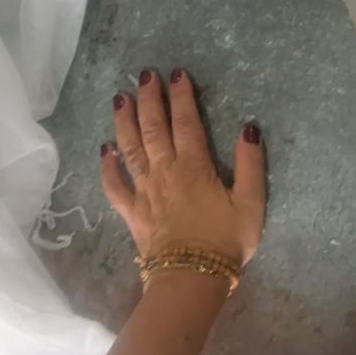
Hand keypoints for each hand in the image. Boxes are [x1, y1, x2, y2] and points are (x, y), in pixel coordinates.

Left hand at [102, 68, 264, 267]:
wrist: (192, 280)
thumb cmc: (226, 241)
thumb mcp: (251, 203)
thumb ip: (250, 165)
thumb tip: (248, 129)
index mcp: (194, 167)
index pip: (186, 122)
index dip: (182, 96)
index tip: (177, 74)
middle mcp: (165, 172)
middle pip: (153, 128)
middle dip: (149, 99)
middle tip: (144, 75)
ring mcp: (145, 192)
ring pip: (130, 149)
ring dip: (124, 122)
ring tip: (120, 99)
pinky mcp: (133, 213)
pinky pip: (115, 187)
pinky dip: (108, 167)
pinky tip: (104, 150)